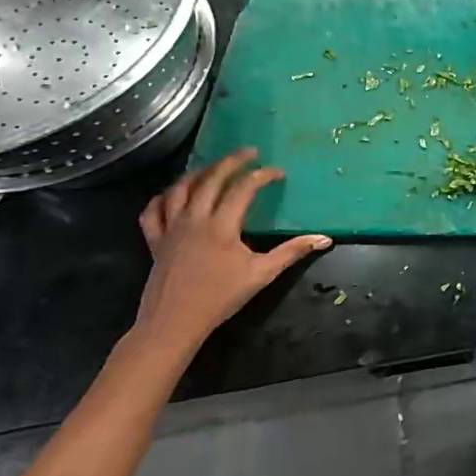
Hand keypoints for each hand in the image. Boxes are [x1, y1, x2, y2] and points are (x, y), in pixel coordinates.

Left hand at [134, 148, 331, 351]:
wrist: (174, 323)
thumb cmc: (220, 298)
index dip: (262, 176)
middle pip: (211, 179)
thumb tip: (323, 239)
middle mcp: (194, 219)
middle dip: (231, 162)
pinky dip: (162, 198)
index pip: (243, 188)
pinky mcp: (155, 241)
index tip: (277, 172)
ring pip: (180, 189)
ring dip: (198, 173)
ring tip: (213, 167)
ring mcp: (170, 228)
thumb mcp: (262, 275)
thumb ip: (291, 252)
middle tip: (248, 152)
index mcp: (221, 225)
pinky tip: (171, 195)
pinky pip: (152, 211)